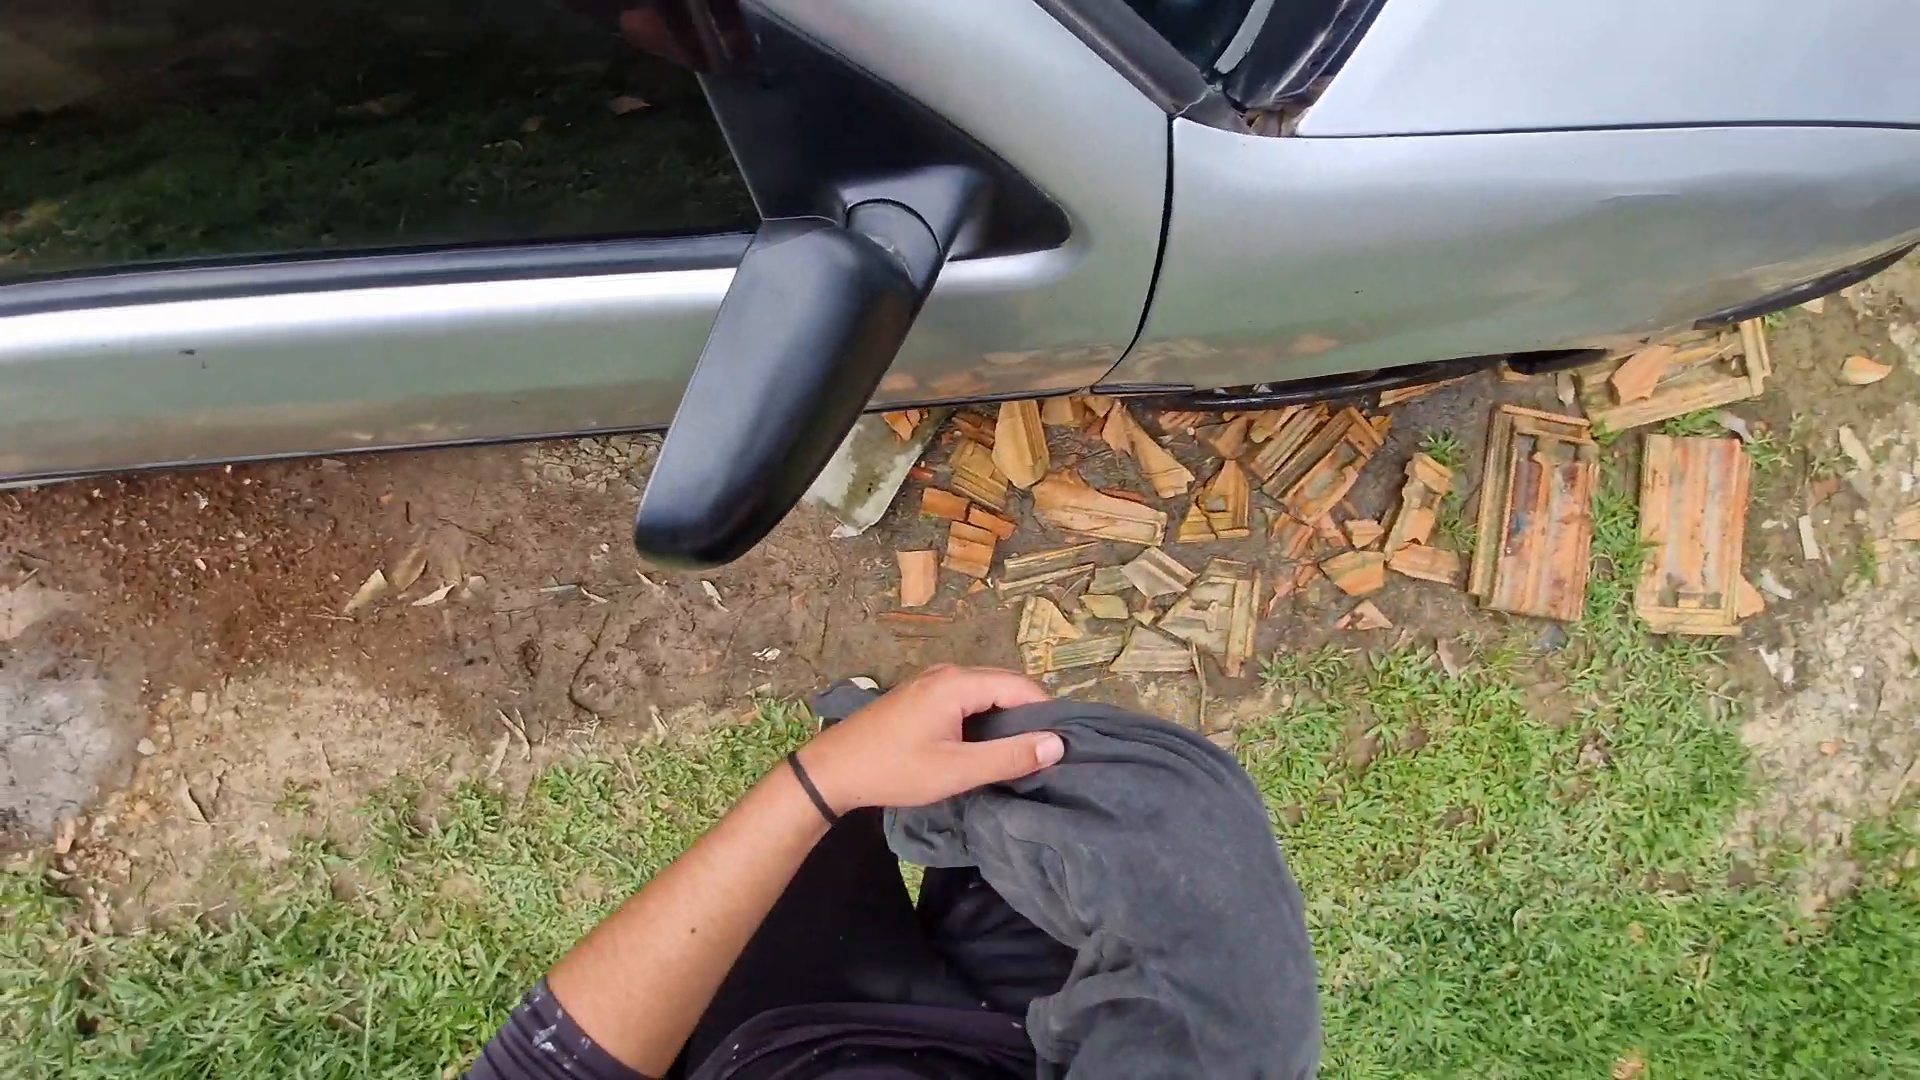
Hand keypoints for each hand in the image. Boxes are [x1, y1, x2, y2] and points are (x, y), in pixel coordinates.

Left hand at [796, 665, 1062, 813]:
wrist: (834, 769)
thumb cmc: (895, 770)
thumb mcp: (956, 770)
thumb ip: (1008, 757)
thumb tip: (1057, 744)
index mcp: (958, 683)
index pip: (1022, 687)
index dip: (1046, 714)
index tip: (1058, 747)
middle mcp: (949, 672)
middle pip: (1006, 684)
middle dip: (1028, 714)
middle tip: (1040, 753)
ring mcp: (933, 681)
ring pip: (987, 690)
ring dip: (1005, 716)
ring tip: (1017, 752)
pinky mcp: (923, 694)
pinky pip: (968, 696)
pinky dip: (984, 715)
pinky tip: (984, 744)